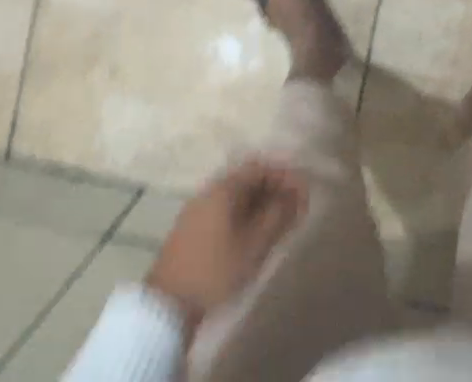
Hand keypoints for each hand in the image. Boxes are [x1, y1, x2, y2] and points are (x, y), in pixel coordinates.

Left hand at [146, 160, 308, 331]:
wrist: (167, 305)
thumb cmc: (216, 270)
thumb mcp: (255, 244)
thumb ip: (280, 214)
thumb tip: (300, 192)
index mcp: (223, 189)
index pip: (260, 166)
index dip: (285, 174)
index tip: (304, 191)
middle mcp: (208, 192)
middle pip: (247, 179)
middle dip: (274, 190)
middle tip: (296, 209)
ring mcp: (196, 211)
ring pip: (236, 197)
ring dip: (260, 204)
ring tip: (280, 224)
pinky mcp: (191, 230)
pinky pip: (224, 211)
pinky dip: (244, 216)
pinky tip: (255, 235)